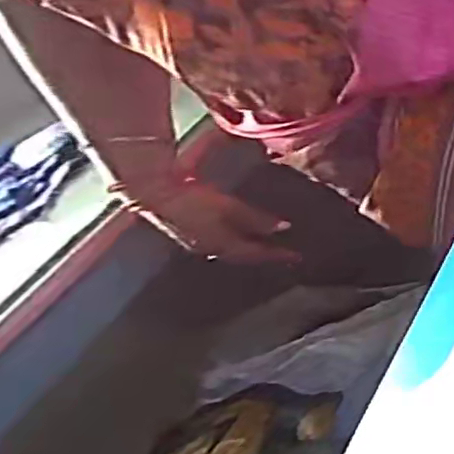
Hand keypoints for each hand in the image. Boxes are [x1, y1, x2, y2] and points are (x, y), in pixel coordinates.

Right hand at [121, 178, 298, 263]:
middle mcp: (210, 248)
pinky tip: (243, 240)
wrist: (155, 196)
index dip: (277, 255)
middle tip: (286, 256)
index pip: (255, 253)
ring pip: (232, 252)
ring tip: (269, 249)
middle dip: (265, 256)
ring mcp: (199, 243)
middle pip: (244, 256)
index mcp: (221, 244)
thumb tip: (285, 228)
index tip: (297, 258)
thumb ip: (256, 219)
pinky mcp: (192, 235)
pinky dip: (239, 245)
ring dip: (252, 251)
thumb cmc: (196, 201)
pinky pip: (223, 245)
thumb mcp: (231, 208)